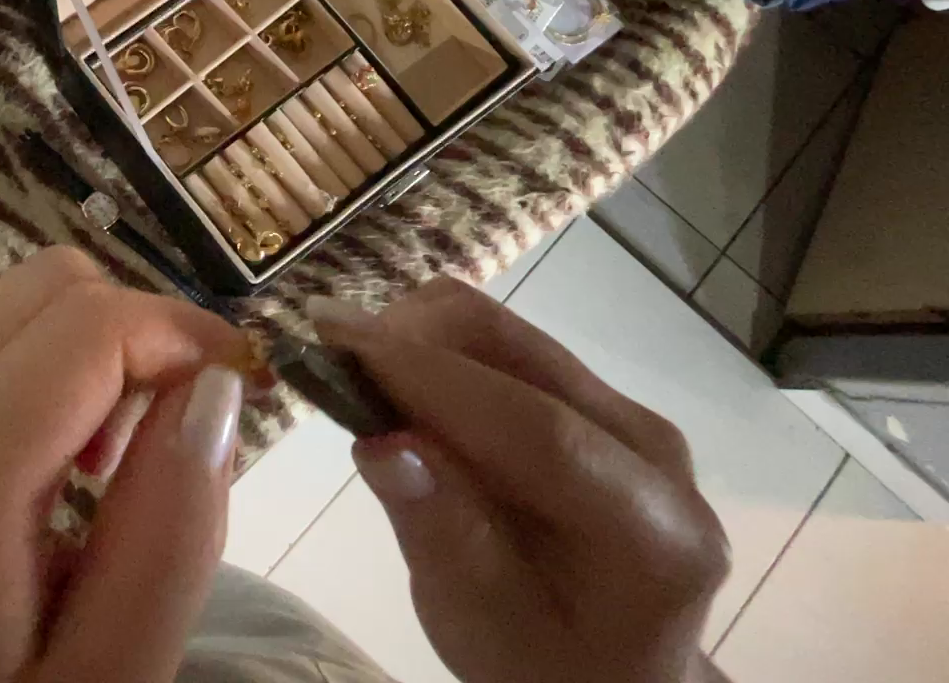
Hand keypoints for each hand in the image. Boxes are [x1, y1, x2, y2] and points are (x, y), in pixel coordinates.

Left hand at [0, 246, 249, 682]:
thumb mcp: (104, 674)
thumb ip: (169, 530)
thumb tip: (215, 387)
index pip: (90, 323)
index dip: (184, 332)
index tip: (242, 384)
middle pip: (55, 281)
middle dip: (138, 331)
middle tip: (168, 434)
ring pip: (21, 291)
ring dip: (92, 343)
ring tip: (109, 455)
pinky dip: (47, 353)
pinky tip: (53, 445)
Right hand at [320, 279, 730, 682]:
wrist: (600, 658)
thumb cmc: (535, 654)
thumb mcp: (476, 620)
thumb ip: (438, 533)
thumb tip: (380, 443)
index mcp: (650, 528)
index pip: (535, 426)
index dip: (428, 374)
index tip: (333, 335)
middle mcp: (648, 447)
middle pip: (513, 349)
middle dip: (406, 334)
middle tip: (326, 354)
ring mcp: (620, 410)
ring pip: (495, 327)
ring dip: (411, 333)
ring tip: (356, 375)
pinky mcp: (585, 391)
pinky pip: (492, 338)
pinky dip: (427, 342)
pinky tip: (395, 382)